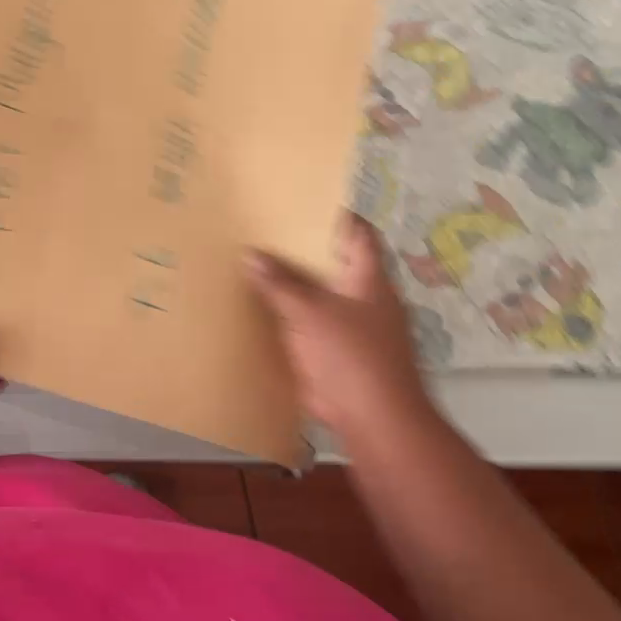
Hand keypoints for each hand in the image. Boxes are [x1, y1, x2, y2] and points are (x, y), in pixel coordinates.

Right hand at [246, 212, 438, 442]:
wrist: (373, 419)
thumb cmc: (351, 357)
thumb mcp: (310, 312)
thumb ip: (280, 282)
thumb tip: (252, 253)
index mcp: (369, 281)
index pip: (358, 235)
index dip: (334, 215)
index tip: (297, 201)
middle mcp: (364, 297)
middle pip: (332, 261)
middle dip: (298, 247)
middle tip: (258, 229)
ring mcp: (350, 325)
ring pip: (316, 291)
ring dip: (287, 280)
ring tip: (247, 262)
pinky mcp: (333, 349)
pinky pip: (305, 319)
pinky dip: (284, 310)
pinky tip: (254, 305)